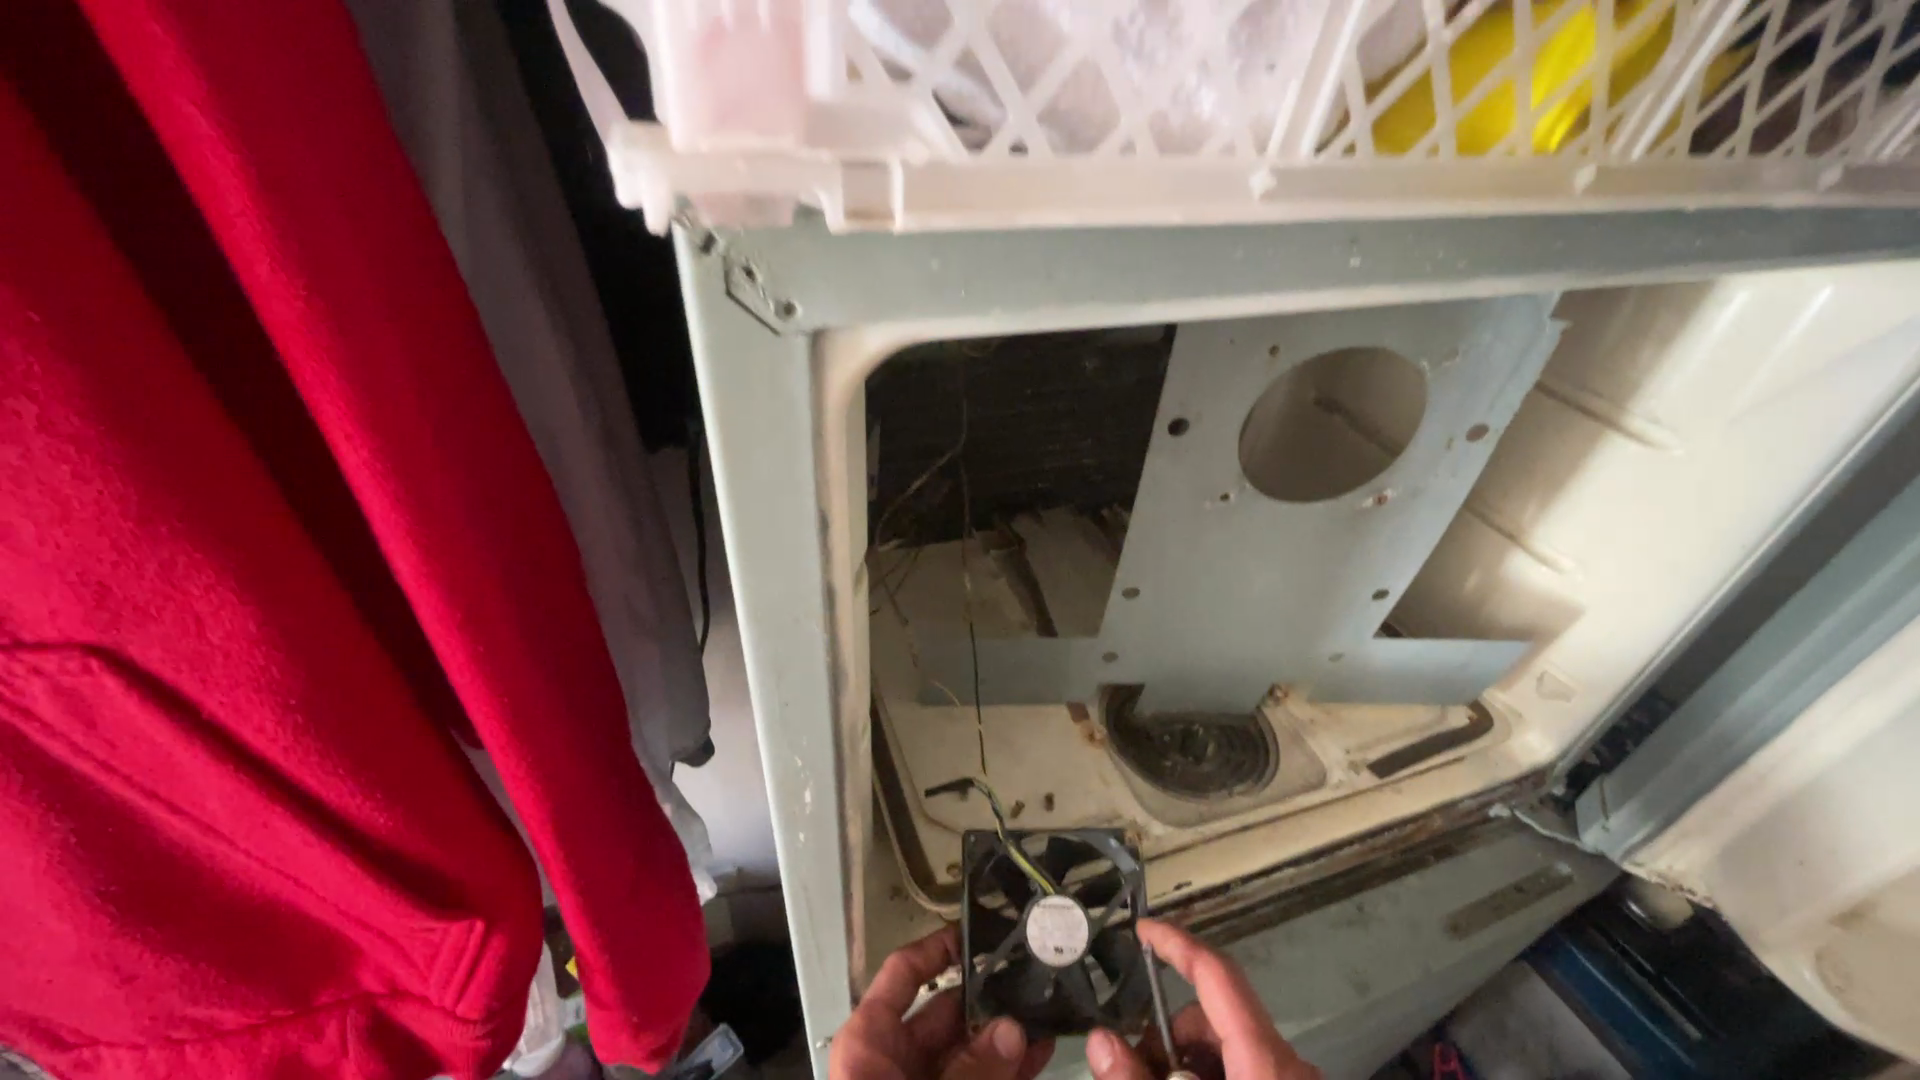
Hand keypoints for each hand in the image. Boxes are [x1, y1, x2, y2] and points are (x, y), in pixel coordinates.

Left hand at [831, 925, 1055, 1079]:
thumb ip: (967, 1071)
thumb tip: (1013, 1028)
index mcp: (869, 1041)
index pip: (903, 973)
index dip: (938, 946)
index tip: (979, 928)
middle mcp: (894, 1058)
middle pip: (945, 1010)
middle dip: (989, 995)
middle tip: (1034, 975)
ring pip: (970, 1049)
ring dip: (1008, 1033)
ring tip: (1049, 1007)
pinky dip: (1011, 1069)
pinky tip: (1044, 1051)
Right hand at [1086, 919, 1319, 1079]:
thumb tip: (1100, 1040)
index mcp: (1266, 1062)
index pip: (1217, 975)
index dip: (1177, 944)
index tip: (1142, 929)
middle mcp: (1286, 1066)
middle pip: (1215, 1019)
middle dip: (1168, 1037)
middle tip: (1134, 1070)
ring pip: (1226, 1051)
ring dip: (1186, 1066)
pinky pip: (1243, 1074)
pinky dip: (1210, 1078)